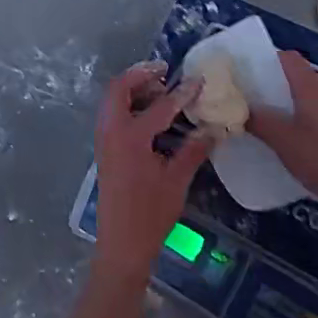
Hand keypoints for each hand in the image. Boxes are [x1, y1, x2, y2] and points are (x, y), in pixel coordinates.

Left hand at [91, 62, 216, 281]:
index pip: (160, 105)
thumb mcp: (177, 180)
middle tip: (165, 72)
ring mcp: (104, 141)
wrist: (121, 246)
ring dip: (133, 88)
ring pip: (112, 101)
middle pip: (119, 89)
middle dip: (141, 75)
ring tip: (160, 89)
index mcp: (129, 138)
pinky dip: (128, 104)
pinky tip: (151, 114)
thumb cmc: (150, 215)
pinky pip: (112, 115)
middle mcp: (111, 132)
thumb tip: (214, 128)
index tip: (199, 81)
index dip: (182, 92)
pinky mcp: (105, 151)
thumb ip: (194, 149)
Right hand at [248, 51, 317, 219]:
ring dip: (290, 109)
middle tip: (251, 107)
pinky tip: (299, 147)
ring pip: (310, 100)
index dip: (265, 62)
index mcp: (311, 87)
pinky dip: (306, 123)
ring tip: (270, 129)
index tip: (245, 77)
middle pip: (297, 79)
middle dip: (273, 90)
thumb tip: (241, 108)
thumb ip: (260, 122)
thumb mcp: (285, 143)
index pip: (287, 58)